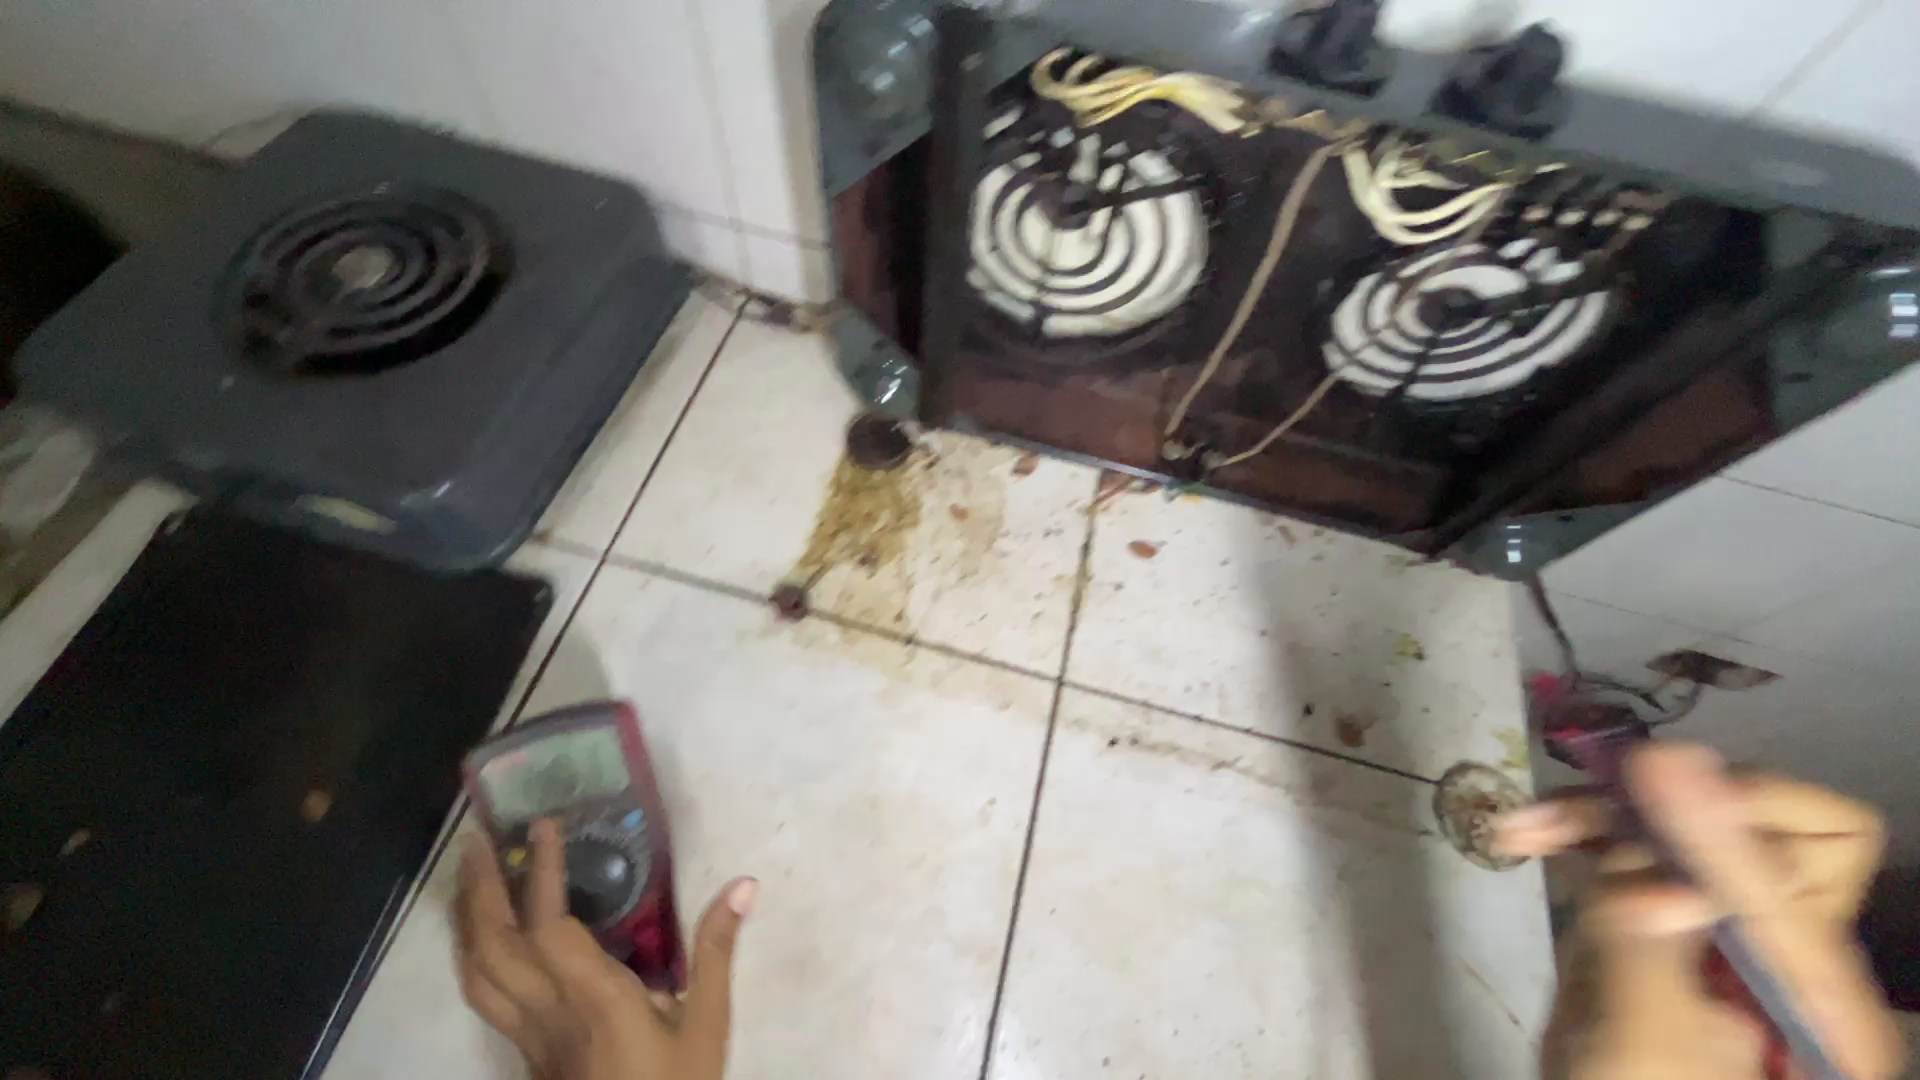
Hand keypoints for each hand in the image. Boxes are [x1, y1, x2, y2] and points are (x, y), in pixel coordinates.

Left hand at [455, 819, 756, 1079]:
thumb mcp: (708, 1024)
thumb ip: (717, 952)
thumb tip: (743, 885)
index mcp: (593, 1000)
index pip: (550, 928)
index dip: (542, 874)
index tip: (543, 827)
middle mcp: (548, 1015)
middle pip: (493, 949)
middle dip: (480, 890)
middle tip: (476, 840)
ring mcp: (529, 1037)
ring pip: (477, 975)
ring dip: (468, 920)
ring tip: (472, 877)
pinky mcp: (527, 1052)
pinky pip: (484, 995)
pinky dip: (476, 954)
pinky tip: (487, 938)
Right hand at [1497, 742, 1903, 1079]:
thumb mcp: (1645, 1042)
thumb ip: (1651, 948)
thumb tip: (1664, 868)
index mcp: (1813, 974)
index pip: (1816, 841)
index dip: (1729, 800)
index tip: (1638, 776)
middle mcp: (1772, 933)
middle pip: (1739, 814)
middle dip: (1650, 798)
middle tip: (1574, 805)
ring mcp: (1701, 918)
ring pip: (1665, 817)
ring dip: (1591, 809)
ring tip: (1523, 826)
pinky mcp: (1640, 912)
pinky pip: (1614, 841)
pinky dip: (1566, 828)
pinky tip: (1521, 837)